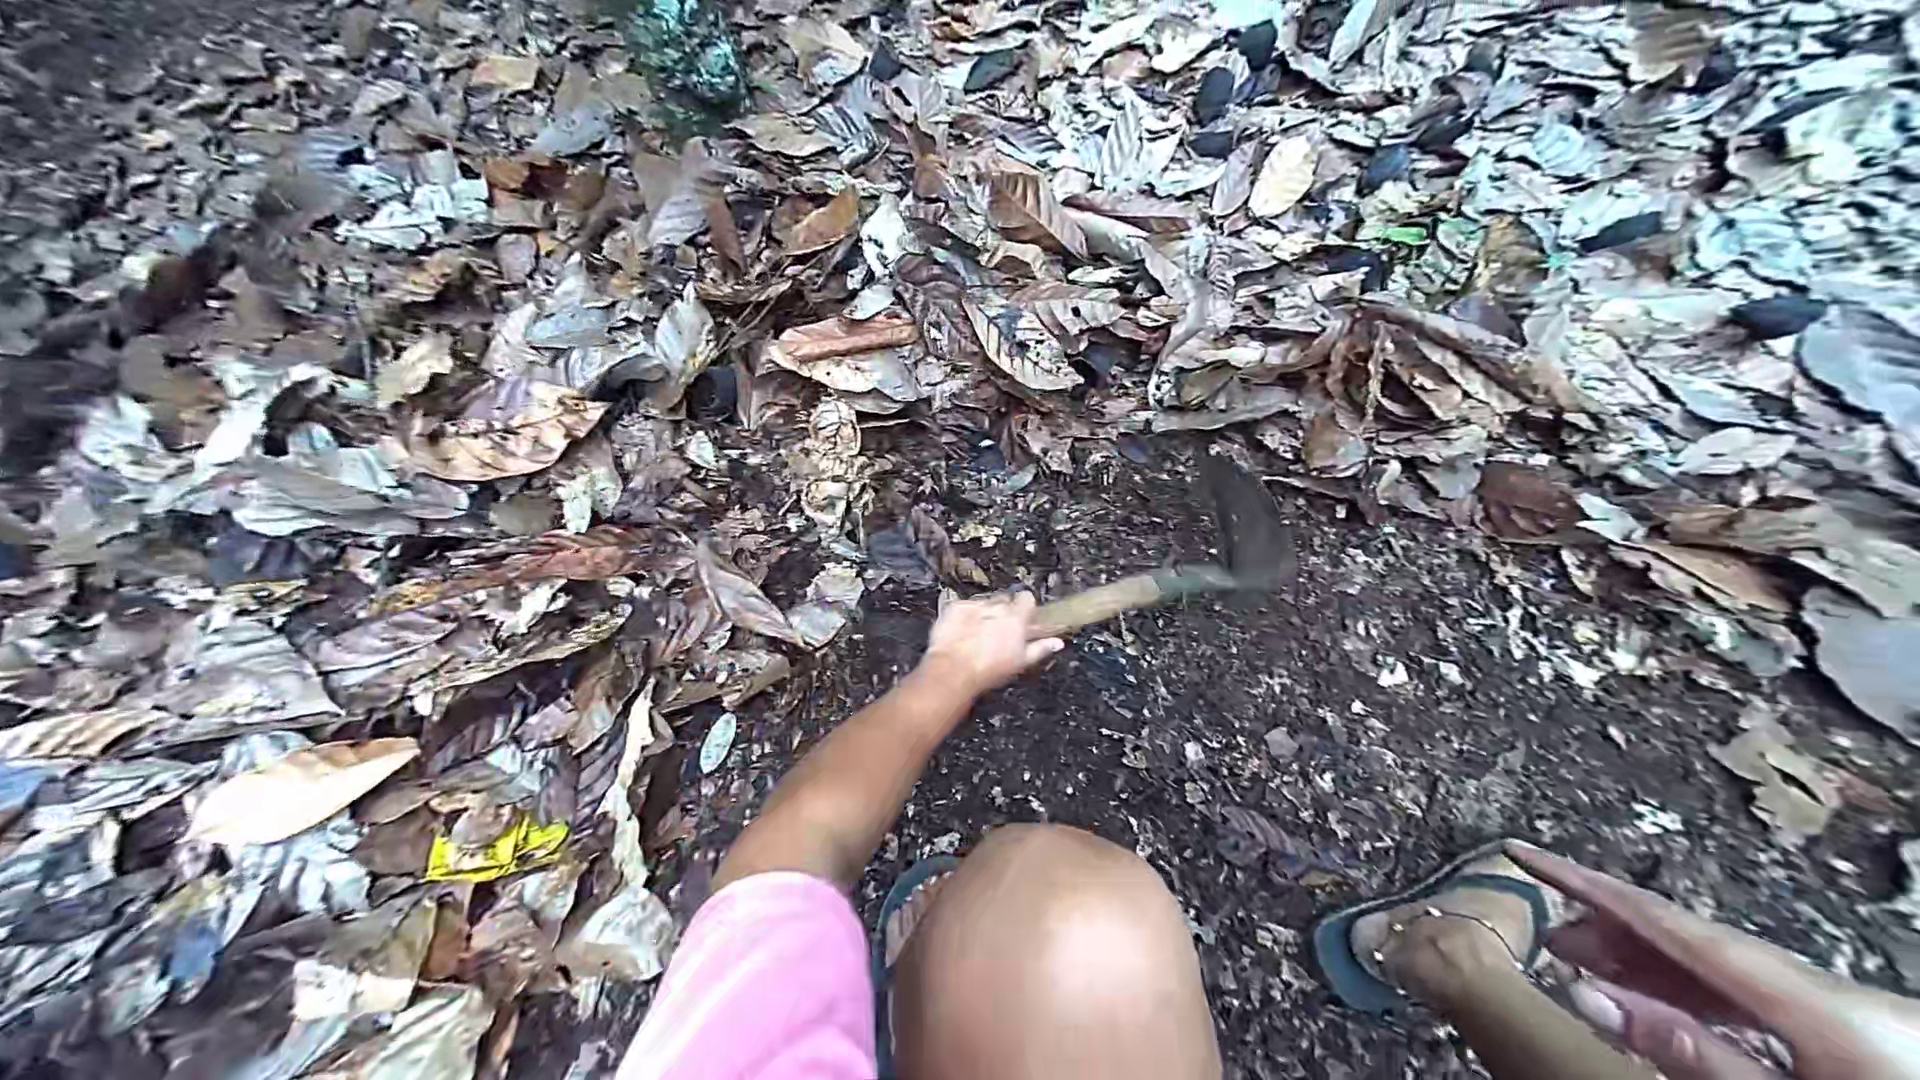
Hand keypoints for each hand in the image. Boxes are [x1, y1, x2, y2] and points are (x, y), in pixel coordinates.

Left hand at [921, 592, 1064, 697]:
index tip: (1023, 618)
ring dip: (984, 614)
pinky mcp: (955, 607)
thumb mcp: (1021, 662)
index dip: (1025, 607)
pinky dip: (965, 616)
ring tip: (978, 635)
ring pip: (984, 603)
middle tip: (999, 632)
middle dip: (1004, 612)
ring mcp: (975, 605)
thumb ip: (1041, 648)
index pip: (1027, 598)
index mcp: (1016, 617)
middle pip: (1005, 601)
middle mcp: (997, 607)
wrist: (953, 670)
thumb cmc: (989, 670)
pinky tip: (963, 632)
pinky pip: (965, 606)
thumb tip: (1057, 643)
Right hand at [1507, 842, 1919, 1079]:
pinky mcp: (1841, 1030)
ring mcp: (1831, 1006)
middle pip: (1683, 935)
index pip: (1662, 918)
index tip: (1517, 850)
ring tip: (1583, 964)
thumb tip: (1583, 990)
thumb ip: (1693, 1050)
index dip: (1579, 880)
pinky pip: (1738, 989)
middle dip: (1605, 927)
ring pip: (1708, 960)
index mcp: (1804, 997)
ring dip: (1638, 958)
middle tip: (1545, 937)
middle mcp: (1812, 985)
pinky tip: (1655, 1001)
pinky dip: (1680, 986)